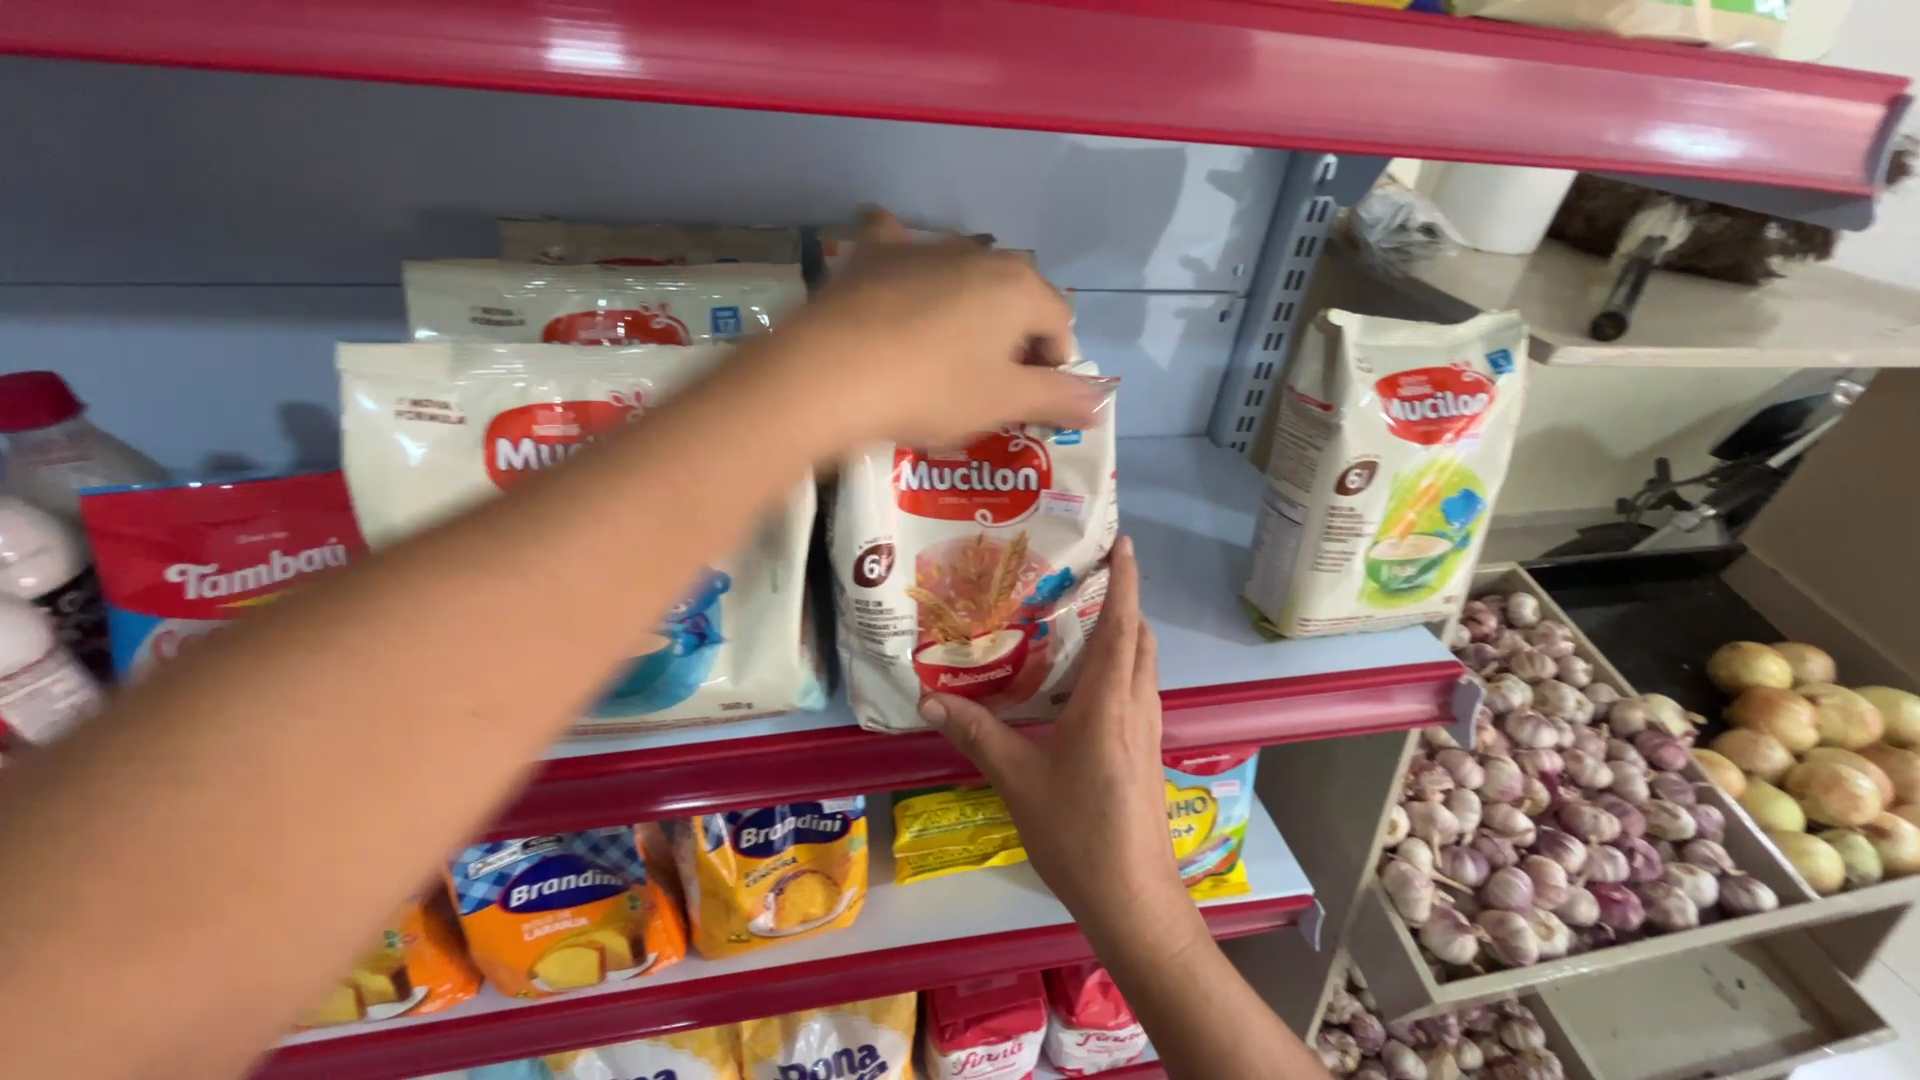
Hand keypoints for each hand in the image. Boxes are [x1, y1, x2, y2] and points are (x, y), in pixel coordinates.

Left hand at [770, 209, 1102, 448]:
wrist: (831, 374)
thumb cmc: (931, 390)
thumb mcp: (1002, 402)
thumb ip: (1057, 397)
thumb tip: (1101, 401)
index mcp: (1020, 287)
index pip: (1060, 324)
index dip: (1053, 366)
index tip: (1030, 402)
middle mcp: (978, 253)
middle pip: (1015, 298)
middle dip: (1013, 338)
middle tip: (988, 384)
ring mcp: (922, 247)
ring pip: (963, 275)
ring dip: (967, 308)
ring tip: (945, 352)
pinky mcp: (874, 255)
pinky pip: (898, 246)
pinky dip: (905, 261)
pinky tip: (895, 274)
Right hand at [917, 537, 1196, 935]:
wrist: (1133, 897)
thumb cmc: (1076, 832)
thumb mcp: (1017, 779)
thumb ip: (975, 733)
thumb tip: (928, 699)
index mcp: (1107, 704)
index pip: (1120, 627)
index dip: (1125, 582)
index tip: (1124, 544)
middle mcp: (1136, 708)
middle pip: (1139, 640)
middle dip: (1123, 604)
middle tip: (1087, 582)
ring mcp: (1149, 733)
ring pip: (1143, 667)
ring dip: (1124, 637)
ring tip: (1083, 626)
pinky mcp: (1149, 754)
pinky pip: (1139, 693)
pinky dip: (1122, 671)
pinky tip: (1087, 689)